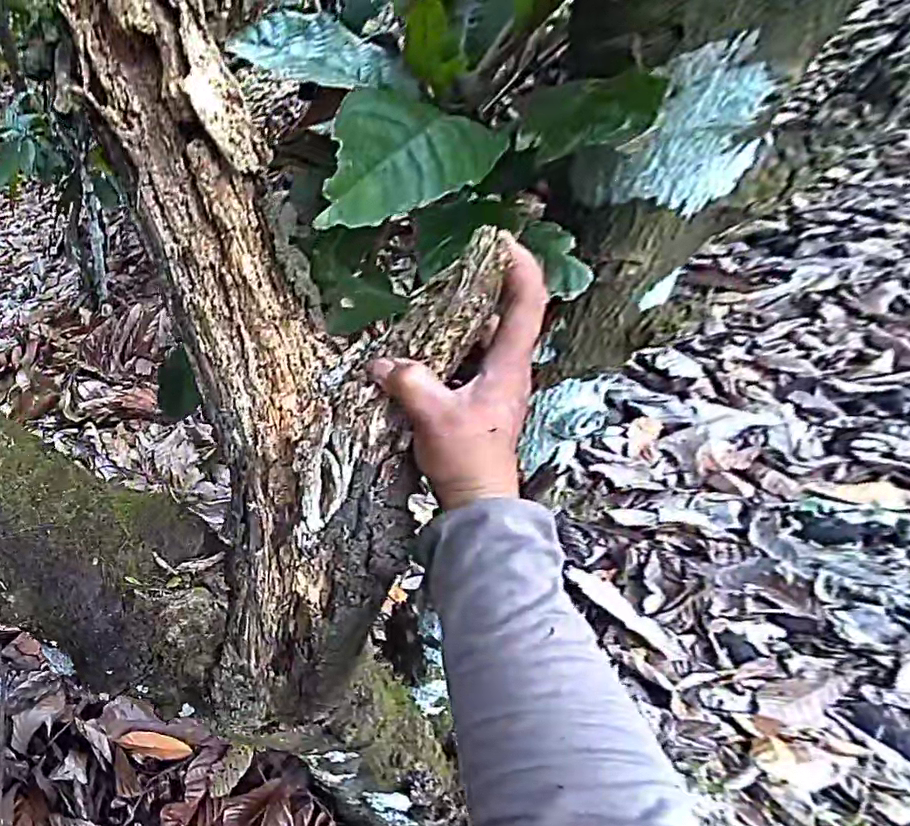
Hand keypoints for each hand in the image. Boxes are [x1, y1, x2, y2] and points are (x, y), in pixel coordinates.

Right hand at [371, 239, 547, 510]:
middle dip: (477, 296)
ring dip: (455, 331)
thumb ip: (408, 383)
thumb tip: (381, 363)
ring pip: (478, 346)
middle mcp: (507, 372)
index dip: (520, 268)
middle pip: (501, 320)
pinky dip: (443, 359)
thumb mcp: (434, 416)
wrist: (477, 499)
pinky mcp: (476, 406)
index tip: (502, 242)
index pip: (528, 303)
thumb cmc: (466, 457)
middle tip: (448, 282)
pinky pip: (462, 369)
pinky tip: (416, 365)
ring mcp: (492, 390)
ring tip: (424, 323)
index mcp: (509, 366)